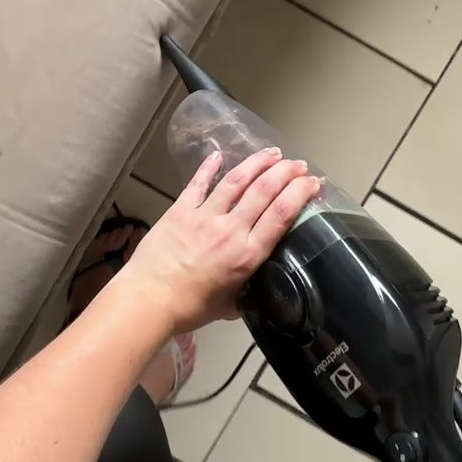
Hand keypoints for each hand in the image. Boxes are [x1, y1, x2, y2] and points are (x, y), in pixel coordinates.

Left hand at [116, 148, 317, 334]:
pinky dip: (210, 167)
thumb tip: (255, 290)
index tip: (313, 183)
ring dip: (257, 163)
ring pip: (236, 180)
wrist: (149, 299)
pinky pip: (199, 183)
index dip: (301, 193)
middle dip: (286, 172)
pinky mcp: (180, 210)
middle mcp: (230, 230)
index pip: (282, 214)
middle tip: (298, 165)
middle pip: (265, 190)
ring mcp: (204, 216)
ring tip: (272, 153)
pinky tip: (219, 155)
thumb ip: (247, 294)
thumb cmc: (189, 308)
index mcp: (247, 255)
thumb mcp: (230, 306)